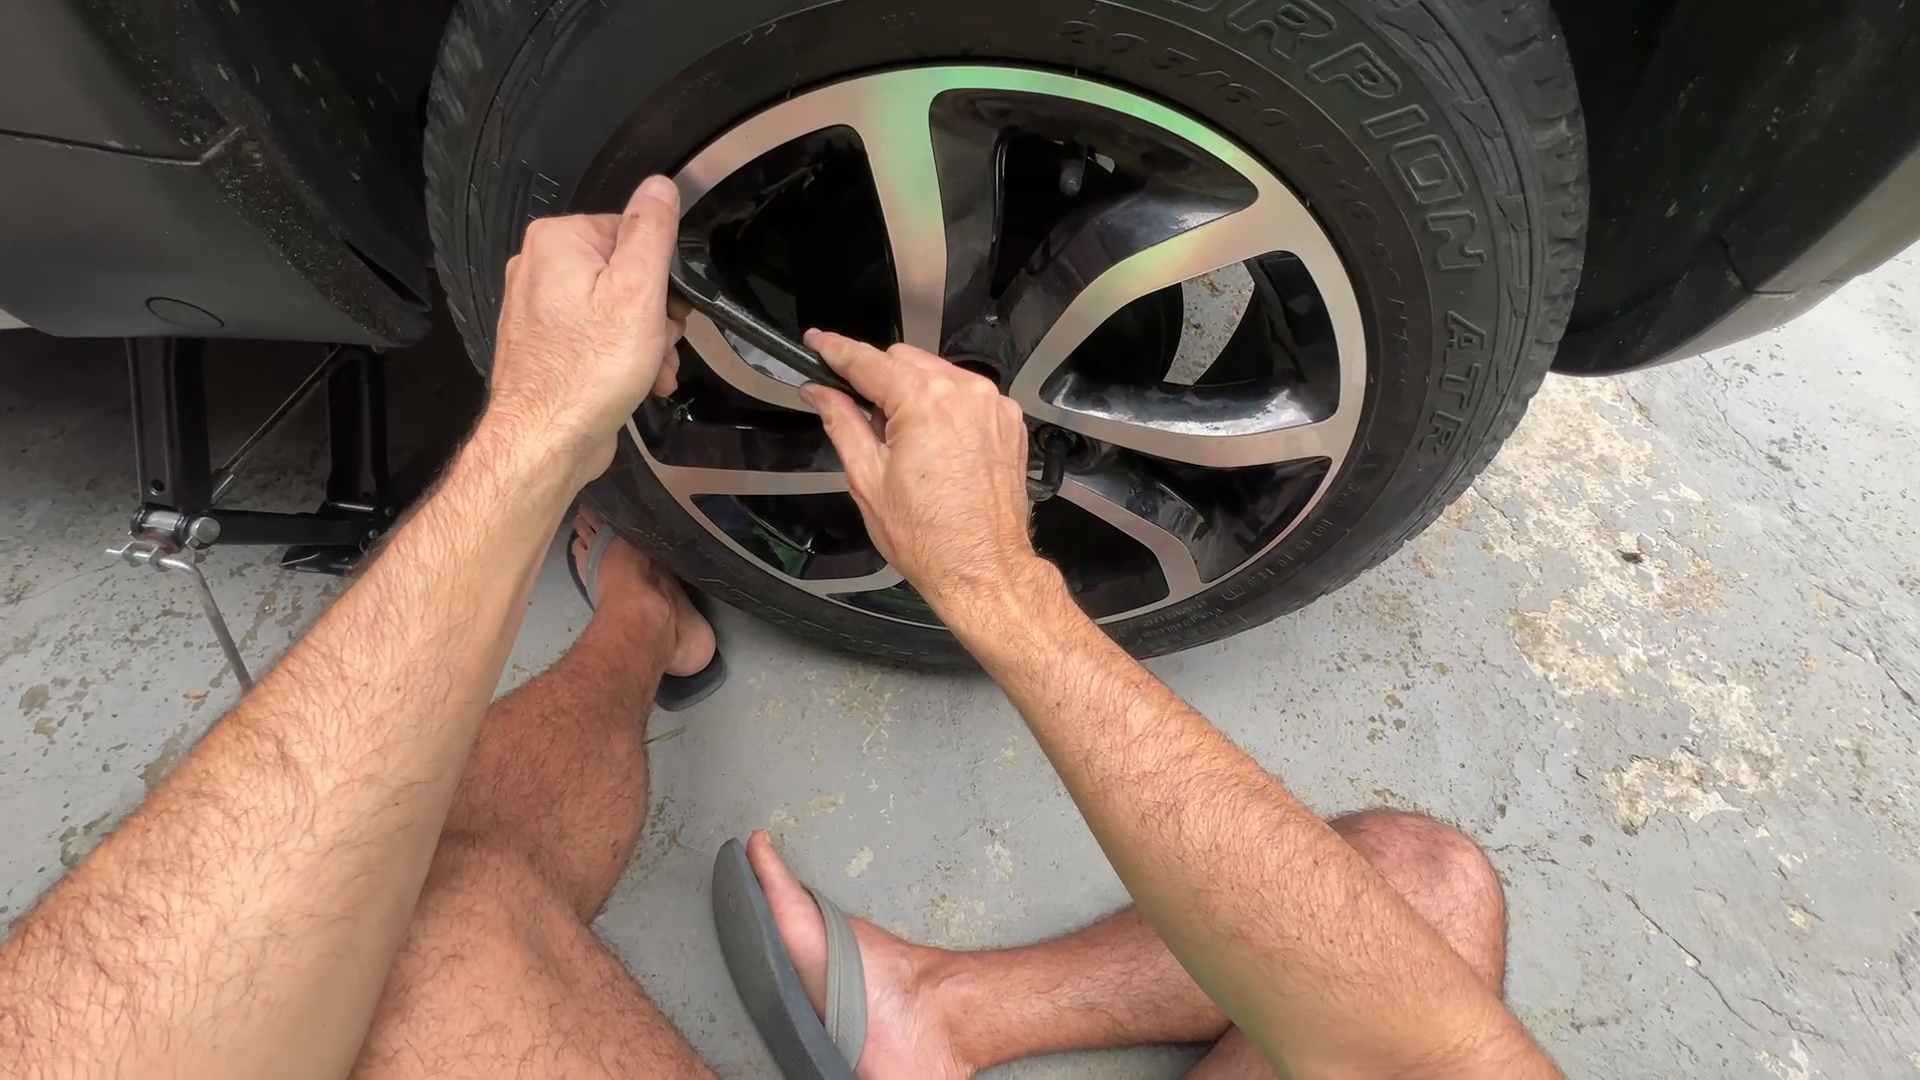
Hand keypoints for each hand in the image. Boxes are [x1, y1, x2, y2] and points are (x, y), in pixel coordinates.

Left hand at [484, 175, 687, 485]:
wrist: (549, 437)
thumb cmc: (589, 371)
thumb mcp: (638, 292)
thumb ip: (651, 234)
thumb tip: (662, 187)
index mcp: (559, 242)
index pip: (633, 233)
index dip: (663, 276)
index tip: (671, 310)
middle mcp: (540, 267)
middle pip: (625, 273)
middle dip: (656, 314)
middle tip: (662, 343)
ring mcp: (540, 307)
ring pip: (615, 309)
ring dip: (647, 341)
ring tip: (653, 370)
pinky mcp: (546, 342)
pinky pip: (597, 336)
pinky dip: (624, 357)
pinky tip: (639, 381)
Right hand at [800, 331, 1039, 610]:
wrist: (983, 569)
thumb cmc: (931, 539)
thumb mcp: (868, 480)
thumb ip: (842, 423)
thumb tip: (821, 393)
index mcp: (924, 403)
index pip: (868, 361)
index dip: (835, 349)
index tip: (818, 343)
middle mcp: (965, 394)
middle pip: (904, 360)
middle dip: (878, 380)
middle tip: (866, 422)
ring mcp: (992, 406)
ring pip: (938, 374)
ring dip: (913, 393)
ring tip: (906, 444)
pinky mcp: (1008, 422)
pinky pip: (966, 395)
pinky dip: (945, 407)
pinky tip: (937, 447)